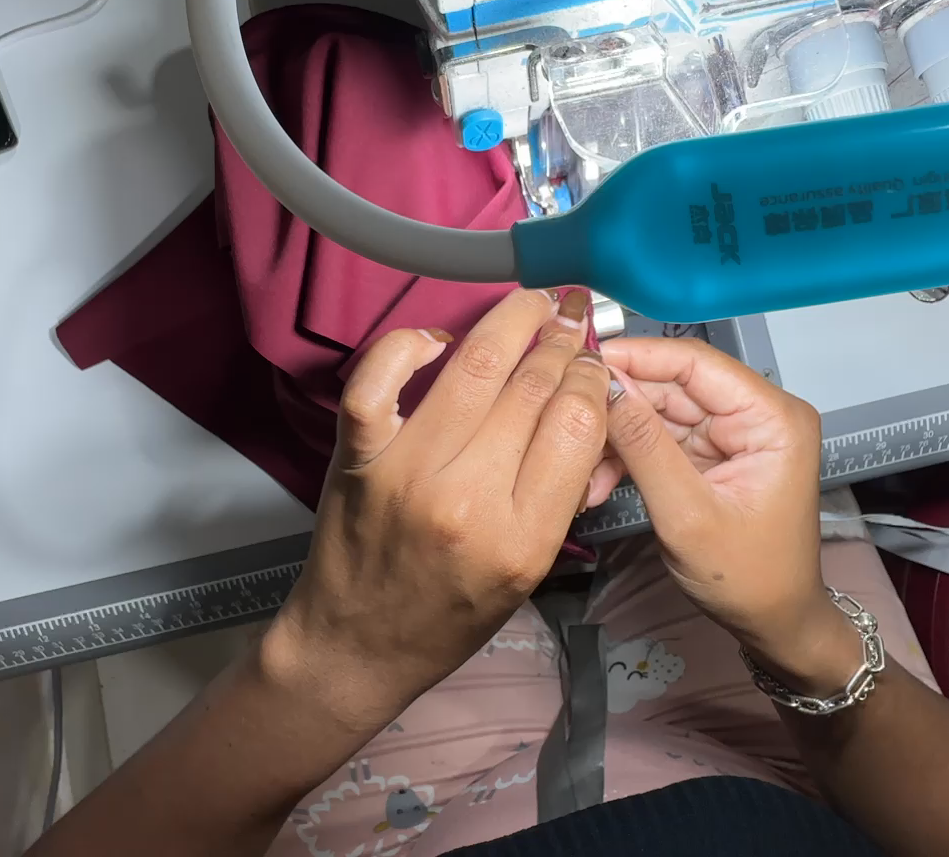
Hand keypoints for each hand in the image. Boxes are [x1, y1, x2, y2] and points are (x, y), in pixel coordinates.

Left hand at [263, 287, 611, 726]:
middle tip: (570, 319)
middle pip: (531, 388)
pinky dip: (409, 344)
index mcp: (522, 536)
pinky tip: (439, 339)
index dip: (590, 378)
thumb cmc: (451, 616)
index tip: (591, 362)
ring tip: (533, 303)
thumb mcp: (530, 572)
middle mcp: (466, 497)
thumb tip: (583, 410)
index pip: (575, 424)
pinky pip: (379, 376)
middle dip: (560, 342)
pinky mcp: (358, 453)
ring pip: (472, 367)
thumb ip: (561, 494)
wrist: (357, 644)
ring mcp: (406, 469)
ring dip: (510, 321)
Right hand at [600, 337, 859, 691]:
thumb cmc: (746, 577)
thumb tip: (604, 386)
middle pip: (670, 385)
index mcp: (770, 416)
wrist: (772, 624)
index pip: (695, 362)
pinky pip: (656, 437)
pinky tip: (596, 481)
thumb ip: (644, 446)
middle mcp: (752, 412)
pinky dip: (625, 456)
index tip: (580, 359)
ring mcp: (729, 431)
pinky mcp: (708, 451)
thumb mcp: (687, 514)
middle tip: (564, 418)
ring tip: (580, 470)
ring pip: (655, 410)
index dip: (636, 356)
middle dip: (618, 407)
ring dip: (615, 438)